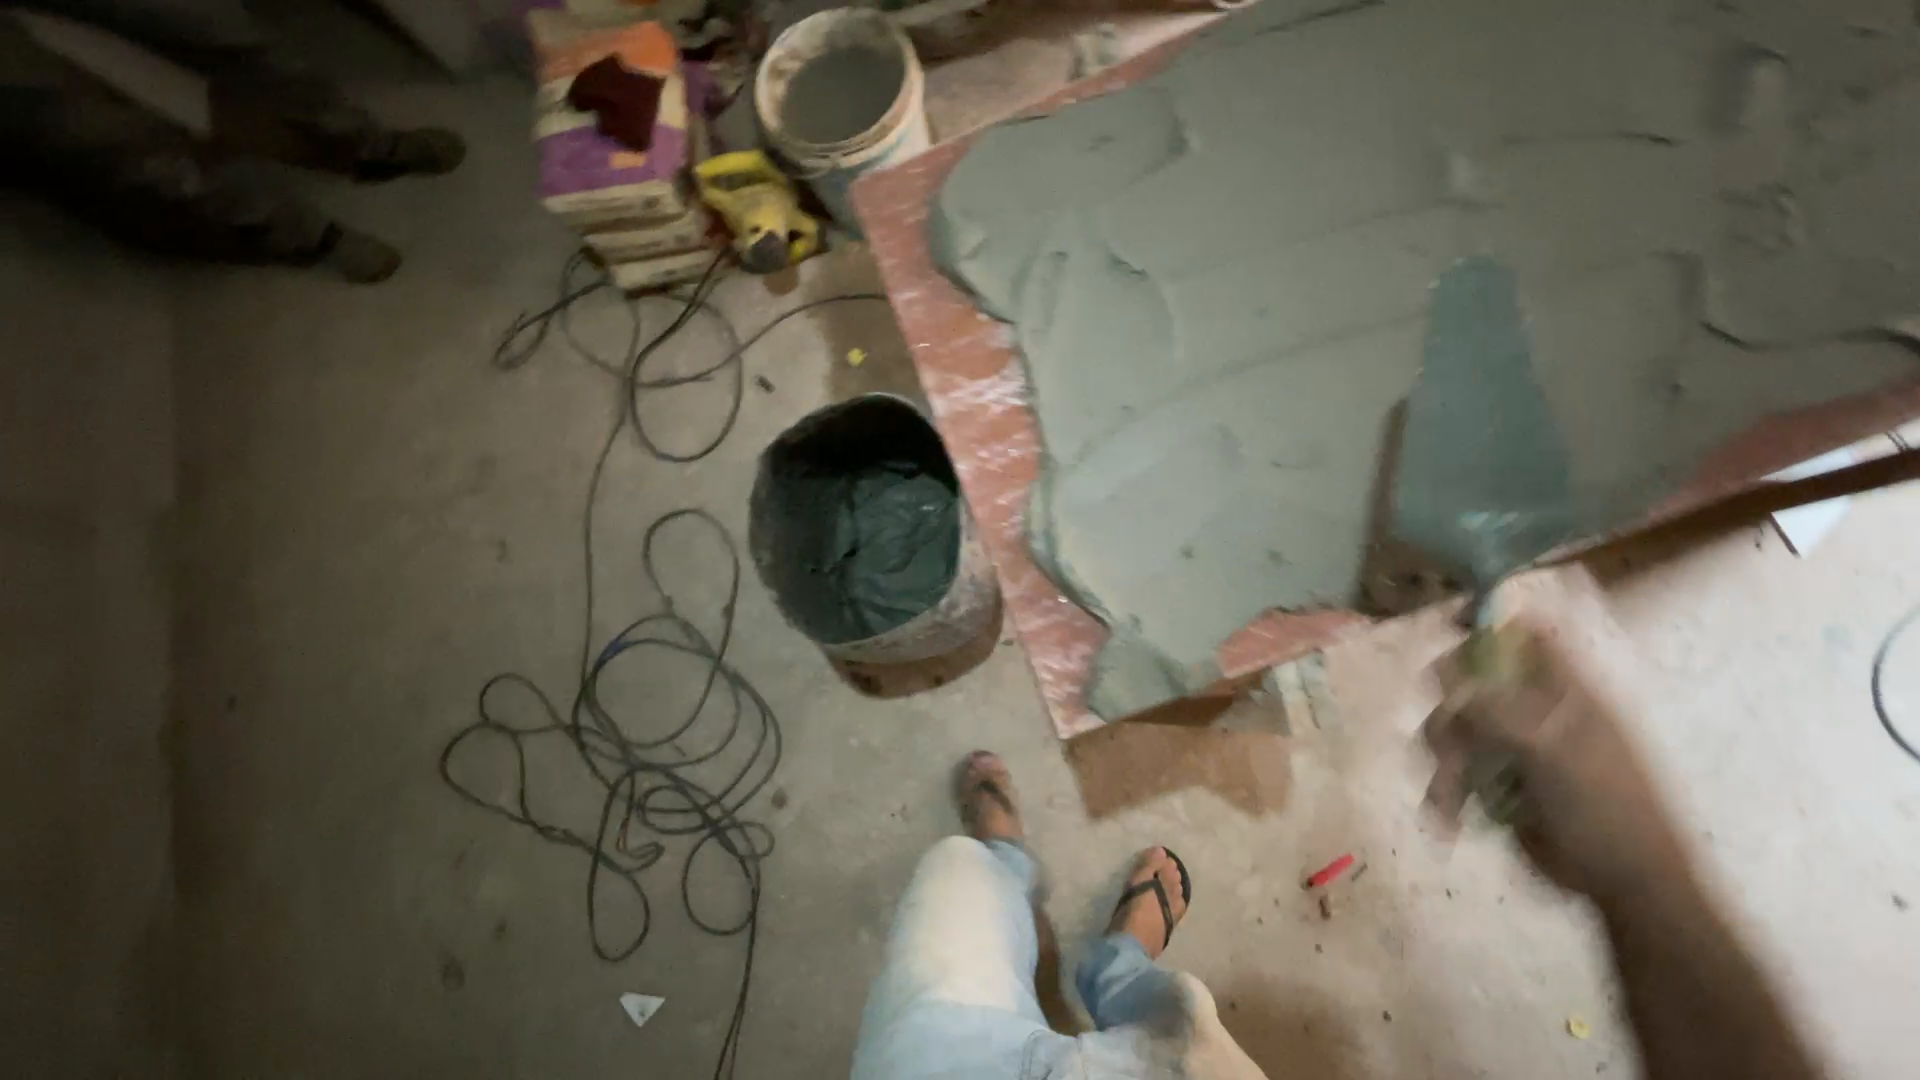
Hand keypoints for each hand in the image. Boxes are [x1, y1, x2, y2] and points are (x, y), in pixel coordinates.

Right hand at [1422, 617, 1695, 903]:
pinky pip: (1449, 766)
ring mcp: (1512, 744)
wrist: (1623, 883)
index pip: (1526, 634)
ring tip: (1448, 793)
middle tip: (1448, 738)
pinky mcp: (1492, 778)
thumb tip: (1447, 679)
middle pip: (1468, 678)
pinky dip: (1441, 788)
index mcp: (1565, 691)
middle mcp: (1535, 709)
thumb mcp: (1552, 751)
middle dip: (1448, 707)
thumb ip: (1496, 708)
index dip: (1488, 623)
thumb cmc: (1606, 810)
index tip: (1447, 630)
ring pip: (1450, 725)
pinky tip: (1446, 814)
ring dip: (1440, 757)